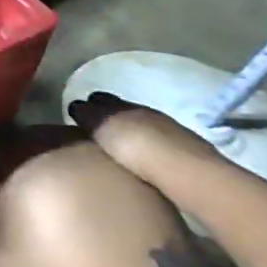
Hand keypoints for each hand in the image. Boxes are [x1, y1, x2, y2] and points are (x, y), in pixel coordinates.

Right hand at [68, 91, 224, 183]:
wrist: (184, 168)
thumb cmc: (131, 146)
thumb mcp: (97, 126)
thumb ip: (85, 114)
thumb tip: (77, 106)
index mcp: (119, 104)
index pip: (99, 98)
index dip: (89, 106)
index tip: (80, 117)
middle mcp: (145, 110)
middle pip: (123, 109)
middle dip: (112, 117)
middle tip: (99, 133)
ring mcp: (170, 128)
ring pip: (144, 125)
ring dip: (134, 133)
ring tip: (122, 149)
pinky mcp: (189, 148)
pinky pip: (162, 142)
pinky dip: (152, 147)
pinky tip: (146, 160)